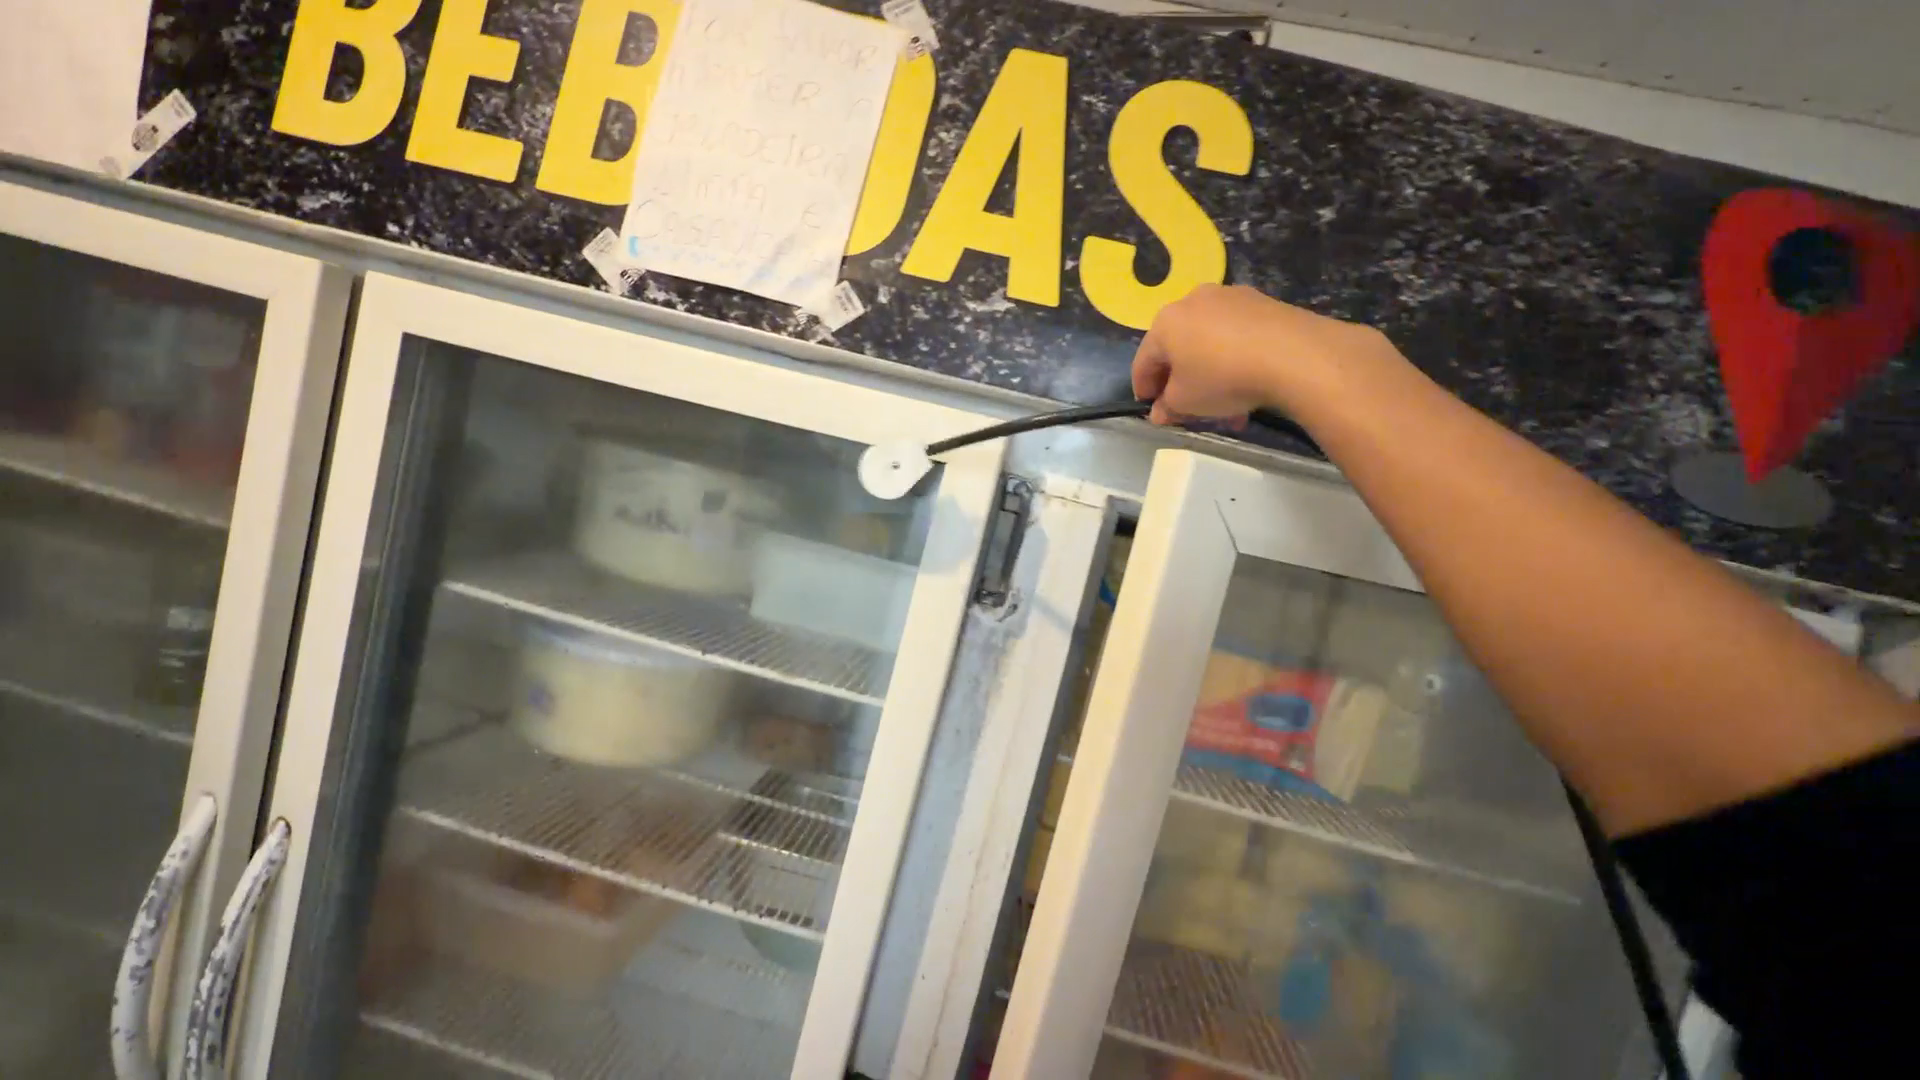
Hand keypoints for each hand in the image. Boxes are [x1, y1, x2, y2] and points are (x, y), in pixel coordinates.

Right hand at [1131, 284, 1400, 425]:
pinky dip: (1234, 359)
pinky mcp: (1262, 302)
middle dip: (1180, 379)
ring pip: (1209, 341)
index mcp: (1165, 322)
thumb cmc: (1223, 378)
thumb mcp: (1186, 403)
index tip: (1150, 409)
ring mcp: (1230, 297)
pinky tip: (1247, 384)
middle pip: (1178, 347)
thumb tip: (1161, 411)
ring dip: (1210, 372)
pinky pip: (1237, 335)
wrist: (1293, 355)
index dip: (1144, 388)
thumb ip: (1168, 407)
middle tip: (1186, 407)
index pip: (1144, 360)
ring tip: (1224, 405)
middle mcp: (1193, 301)